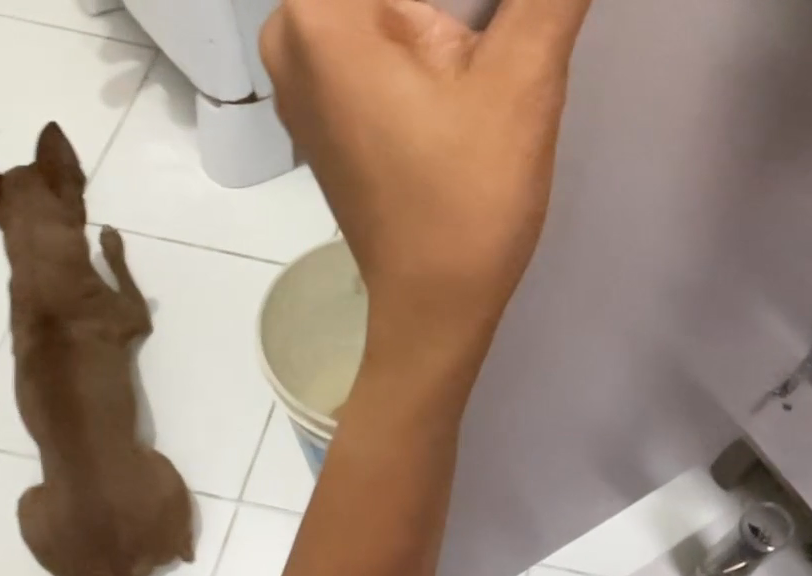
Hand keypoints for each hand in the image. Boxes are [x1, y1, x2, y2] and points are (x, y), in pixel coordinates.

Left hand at [260, 0, 592, 356]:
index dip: (470, 0)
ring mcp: (298, 82)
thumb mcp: (523, 78)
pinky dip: (418, 45)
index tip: (498, 25)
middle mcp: (289, 33)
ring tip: (482, 66)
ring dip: (445, 19)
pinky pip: (371, 49)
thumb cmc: (471, 201)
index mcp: (320, 9)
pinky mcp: (322, 118)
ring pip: (385, 13)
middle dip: (461, 7)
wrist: (436, 309)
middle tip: (492, 47)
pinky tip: (460, 72)